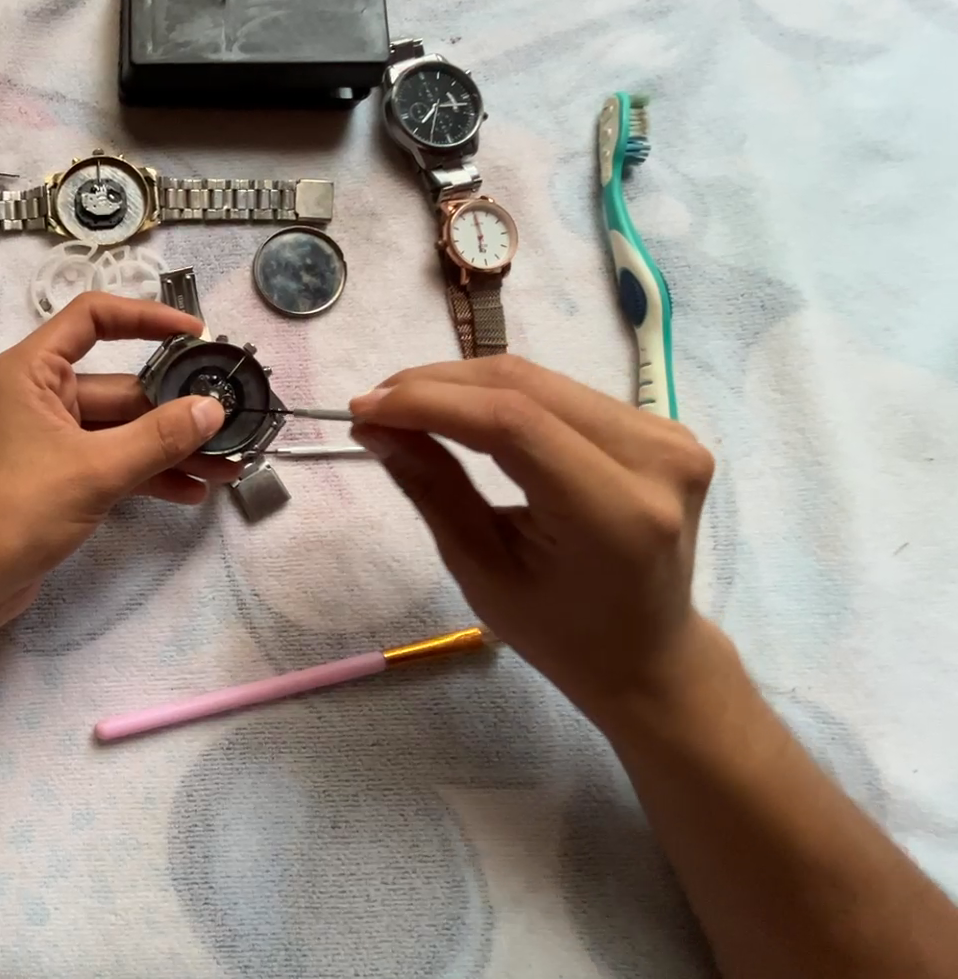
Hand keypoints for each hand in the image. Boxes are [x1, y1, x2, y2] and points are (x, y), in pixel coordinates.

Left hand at [0, 293, 234, 616]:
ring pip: (122, 430)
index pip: (93, 317)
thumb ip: (157, 438)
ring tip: (226, 466)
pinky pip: (113, 462)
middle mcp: (42, 396)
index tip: (196, 334)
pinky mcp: (61, 476)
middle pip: (121, 386)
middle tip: (232, 422)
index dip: (146, 317)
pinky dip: (148, 474)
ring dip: (171, 448)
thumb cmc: (17, 511)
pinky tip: (191, 491)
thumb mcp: (95, 470)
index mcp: (33, 371)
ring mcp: (52, 438)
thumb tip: (212, 409)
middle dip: (176, 409)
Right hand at [348, 356, 715, 718]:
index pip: (511, 423)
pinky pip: (554, 389)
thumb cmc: (554, 626)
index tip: (361, 409)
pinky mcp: (656, 426)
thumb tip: (373, 427)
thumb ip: (431, 488)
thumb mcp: (477, 567)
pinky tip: (450, 409)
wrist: (644, 649)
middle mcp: (655, 459)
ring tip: (399, 406)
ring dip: (455, 382)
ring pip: (535, 377)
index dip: (428, 404)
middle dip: (432, 385)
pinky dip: (488, 392)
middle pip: (522, 386)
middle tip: (371, 406)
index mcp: (615, 513)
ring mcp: (666, 435)